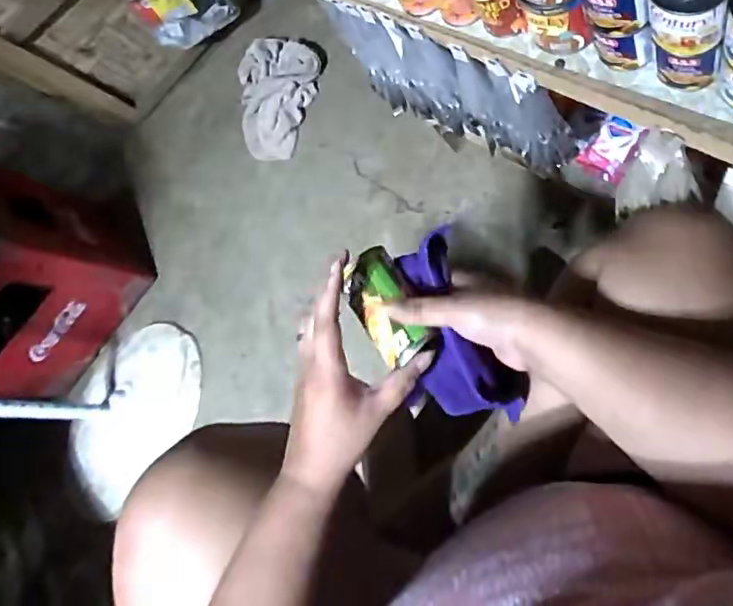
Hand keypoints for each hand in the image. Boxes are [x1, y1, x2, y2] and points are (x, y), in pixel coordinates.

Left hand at [281, 254, 433, 494]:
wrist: (307, 474)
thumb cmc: (342, 441)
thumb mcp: (378, 410)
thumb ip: (403, 380)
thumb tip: (429, 353)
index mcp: (326, 363)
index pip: (326, 314)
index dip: (331, 284)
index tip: (339, 259)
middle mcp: (310, 360)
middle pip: (313, 314)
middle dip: (325, 286)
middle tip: (341, 264)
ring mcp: (303, 370)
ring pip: (306, 326)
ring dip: (320, 303)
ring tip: (337, 286)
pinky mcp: (304, 379)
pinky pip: (307, 338)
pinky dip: (318, 320)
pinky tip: (329, 323)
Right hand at [385, 289, 542, 372]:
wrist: (531, 341)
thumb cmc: (491, 315)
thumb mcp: (451, 309)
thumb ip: (419, 308)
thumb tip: (382, 303)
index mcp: (466, 278)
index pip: (433, 274)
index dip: (411, 282)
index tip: (387, 293)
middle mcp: (474, 294)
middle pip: (440, 300)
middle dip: (419, 312)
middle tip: (390, 325)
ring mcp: (483, 318)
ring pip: (450, 323)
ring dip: (432, 333)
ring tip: (403, 345)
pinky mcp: (489, 341)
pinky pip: (461, 342)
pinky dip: (446, 348)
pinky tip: (428, 358)